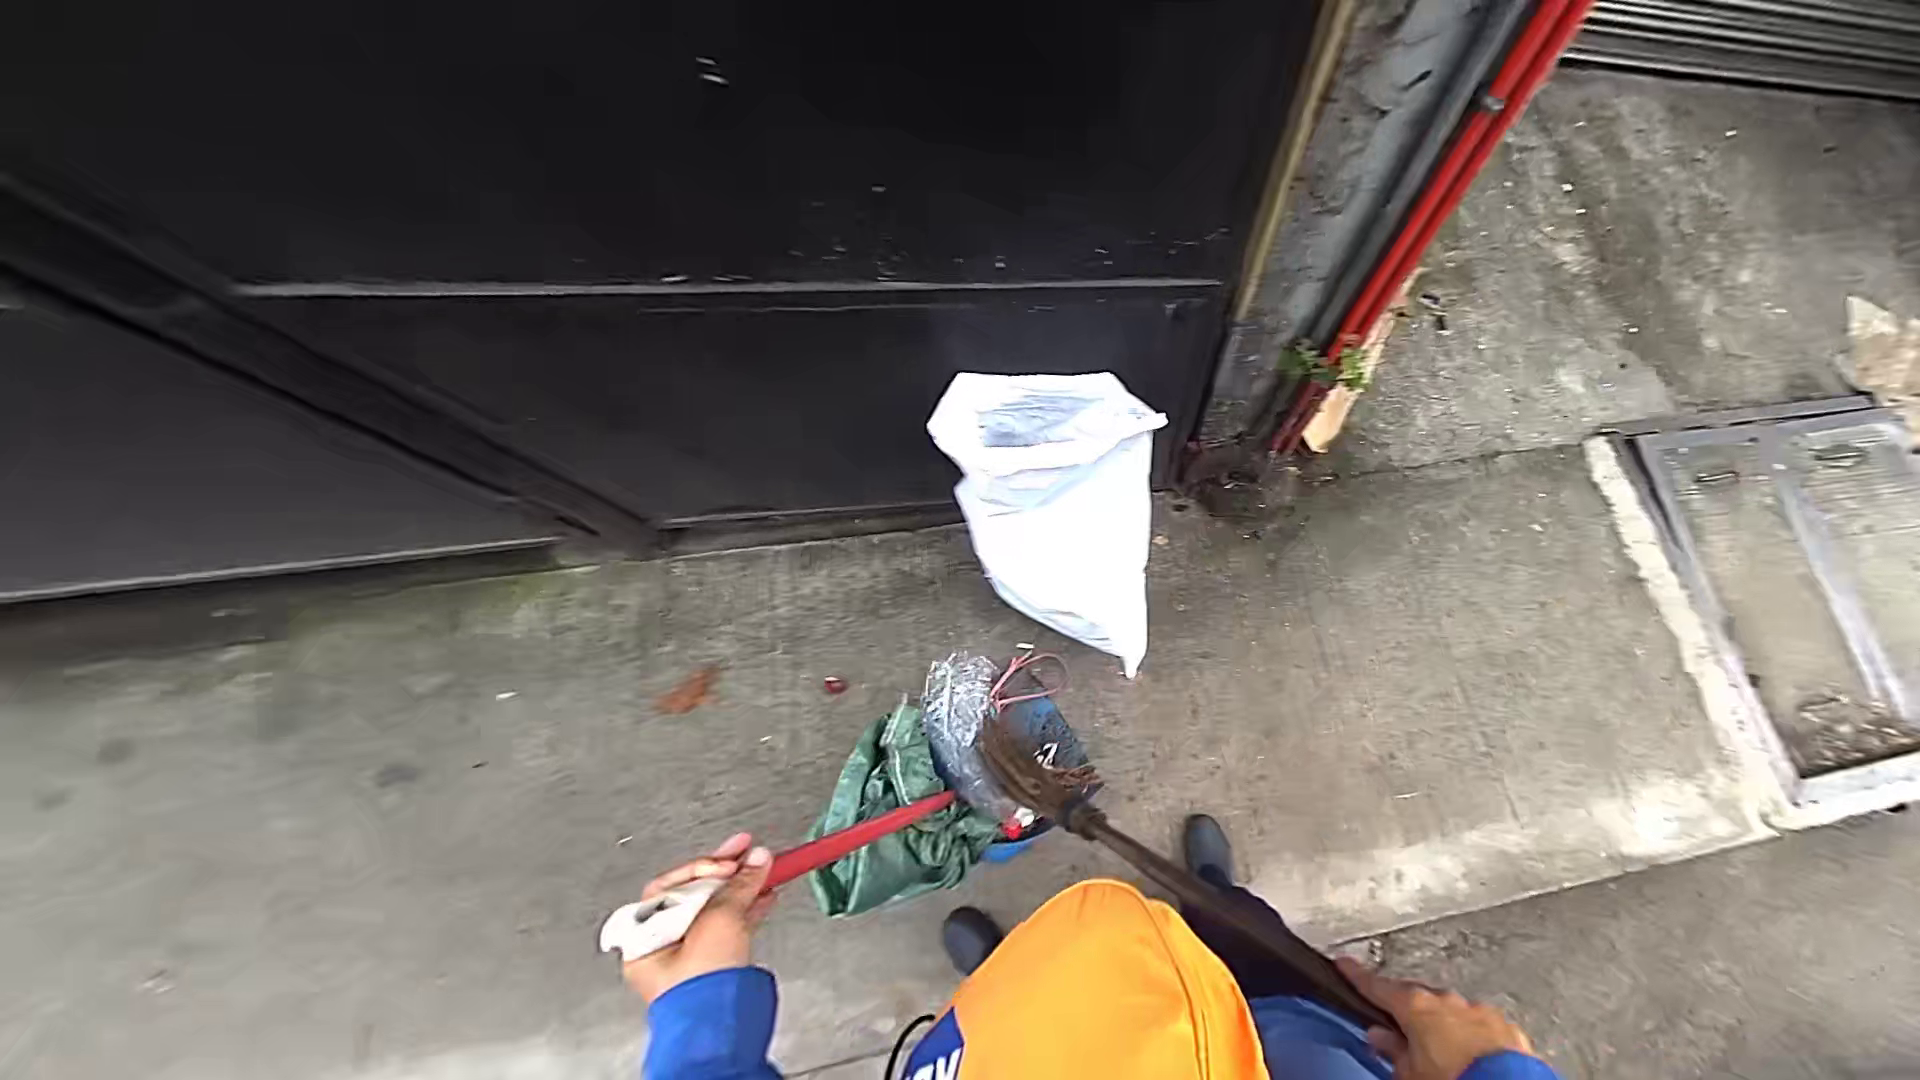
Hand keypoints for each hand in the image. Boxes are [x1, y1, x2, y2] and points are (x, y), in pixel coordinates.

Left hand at [621, 832, 775, 1003]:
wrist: (720, 1026)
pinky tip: (766, 892)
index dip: (702, 867)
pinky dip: (749, 905)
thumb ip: (740, 883)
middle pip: (697, 893)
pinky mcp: (715, 963)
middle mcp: (664, 946)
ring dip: (743, 885)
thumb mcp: (720, 919)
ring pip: (717, 907)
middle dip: (727, 871)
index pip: (672, 885)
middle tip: (746, 849)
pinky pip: (731, 924)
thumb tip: (757, 858)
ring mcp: (690, 956)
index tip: (730, 859)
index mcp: (646, 937)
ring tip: (764, 867)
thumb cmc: (701, 985)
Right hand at [1336, 956, 1538, 1079]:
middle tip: (1402, 1036)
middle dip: (1408, 1014)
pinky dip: (1474, 1038)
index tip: (1344, 965)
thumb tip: (1383, 1039)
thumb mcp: (1412, 1076)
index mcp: (1413, 1005)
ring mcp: (1477, 1012)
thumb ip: (1393, 1052)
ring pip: (1450, 1012)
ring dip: (1444, 1027)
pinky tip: (1476, 1059)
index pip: (1374, 985)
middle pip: (1414, 999)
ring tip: (1446, 1056)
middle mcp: (1443, 1000)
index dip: (1355, 975)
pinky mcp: (1508, 1031)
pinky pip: (1481, 1027)